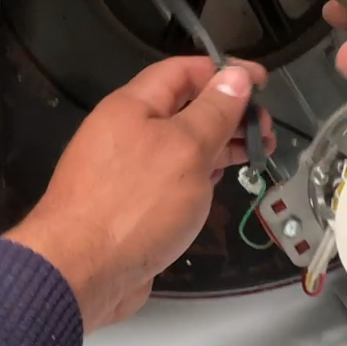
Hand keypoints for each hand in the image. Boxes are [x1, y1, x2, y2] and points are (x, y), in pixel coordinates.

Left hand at [6, 57, 272, 329]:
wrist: (80, 273)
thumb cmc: (133, 205)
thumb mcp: (185, 149)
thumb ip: (214, 112)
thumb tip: (236, 76)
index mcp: (133, 107)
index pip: (183, 71)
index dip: (225, 72)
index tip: (262, 83)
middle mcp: (126, 135)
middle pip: (184, 110)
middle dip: (228, 114)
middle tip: (266, 130)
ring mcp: (127, 173)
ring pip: (180, 148)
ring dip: (218, 147)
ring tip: (256, 154)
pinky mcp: (131, 208)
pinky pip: (170, 181)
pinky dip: (198, 177)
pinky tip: (218, 184)